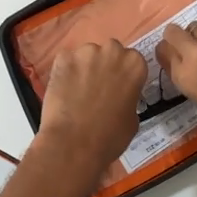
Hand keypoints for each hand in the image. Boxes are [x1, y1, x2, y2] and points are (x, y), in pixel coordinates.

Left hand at [34, 40, 147, 177]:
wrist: (74, 145)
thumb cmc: (110, 137)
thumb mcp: (133, 119)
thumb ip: (129, 97)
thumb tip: (120, 96)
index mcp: (134, 64)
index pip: (131, 61)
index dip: (123, 75)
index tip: (117, 87)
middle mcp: (112, 51)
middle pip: (110, 52)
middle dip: (105, 65)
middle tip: (98, 87)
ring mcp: (85, 52)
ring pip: (87, 55)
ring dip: (85, 68)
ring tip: (77, 91)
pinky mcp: (62, 58)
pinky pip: (66, 61)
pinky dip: (65, 72)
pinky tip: (63, 90)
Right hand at [157, 20, 196, 143]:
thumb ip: (188, 78)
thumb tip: (180, 62)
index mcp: (185, 76)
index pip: (163, 52)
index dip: (170, 54)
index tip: (177, 57)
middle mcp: (195, 53)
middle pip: (173, 32)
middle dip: (179, 39)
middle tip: (193, 48)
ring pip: (196, 25)